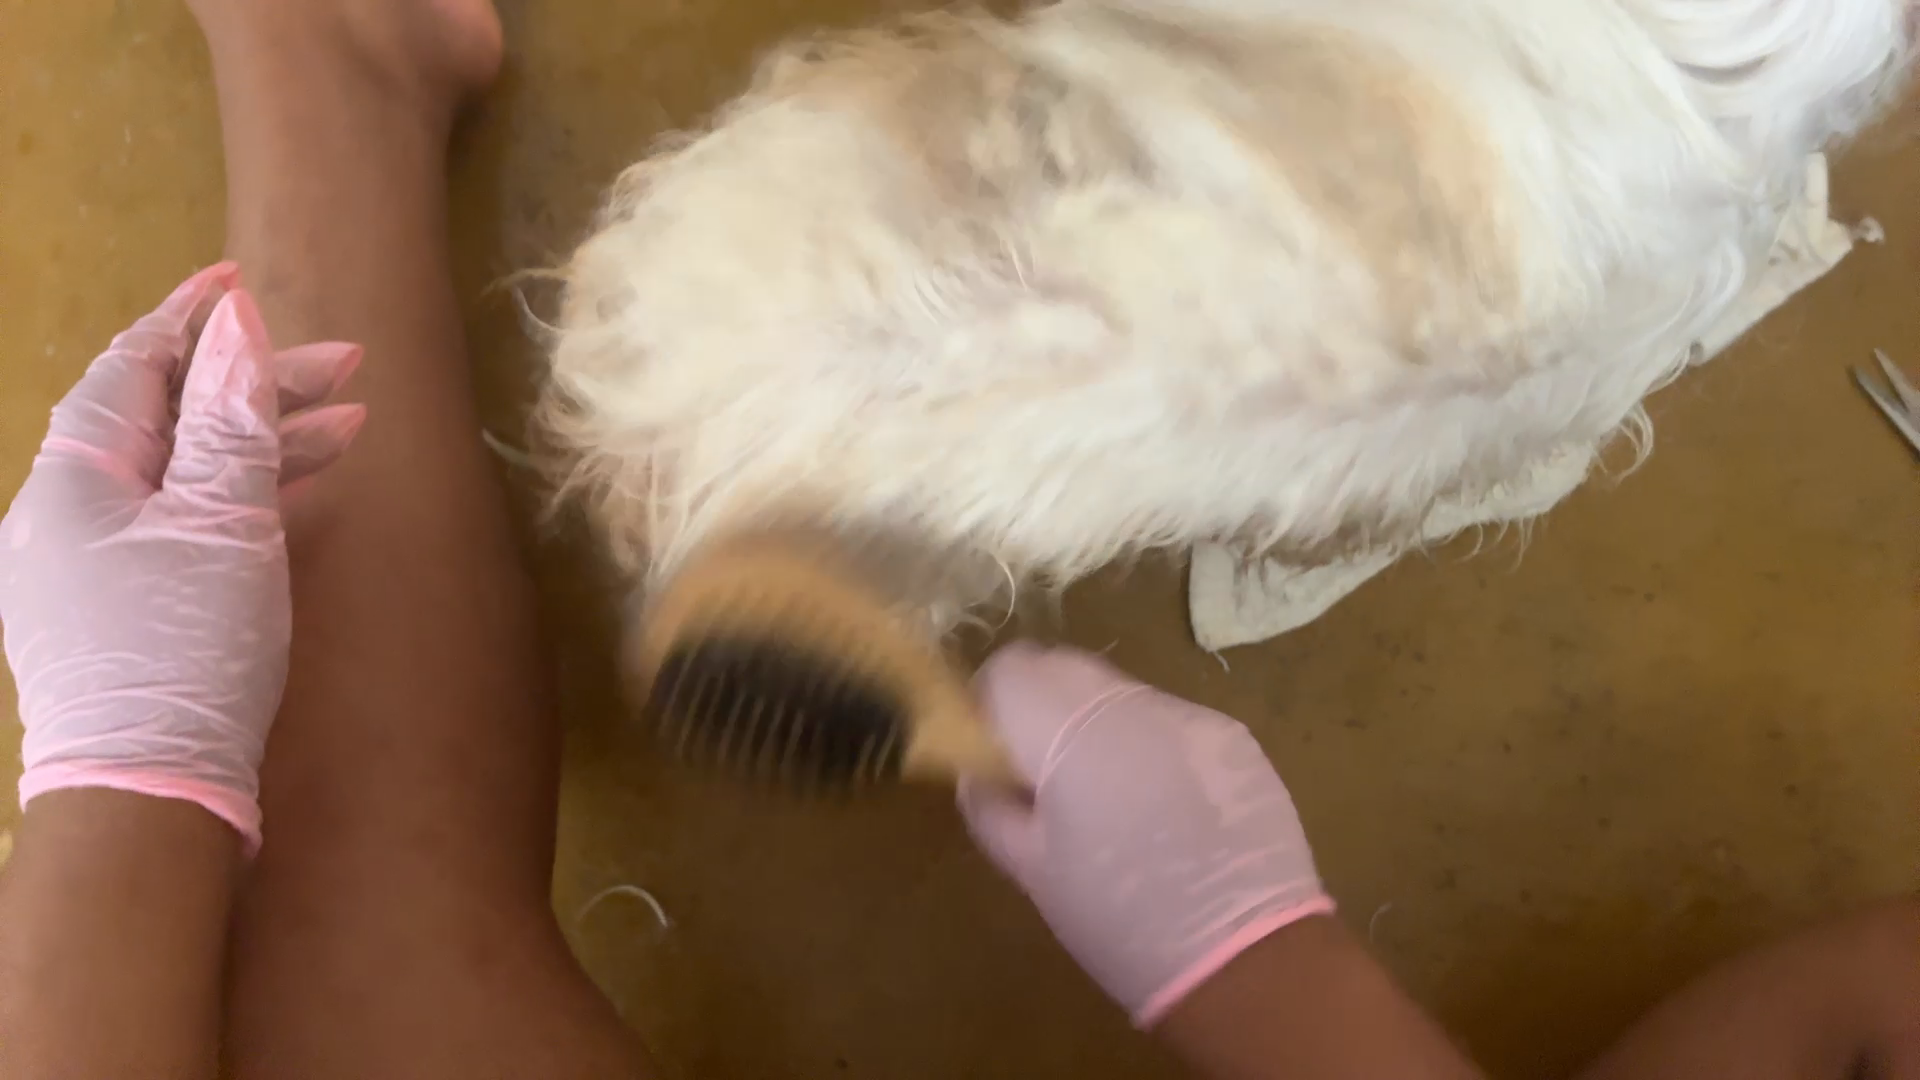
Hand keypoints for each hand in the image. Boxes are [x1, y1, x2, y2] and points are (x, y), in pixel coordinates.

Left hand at [0, 263, 364, 851]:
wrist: (155, 772)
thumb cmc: (186, 640)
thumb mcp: (224, 523)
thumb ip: (234, 428)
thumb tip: (240, 333)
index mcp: (76, 481)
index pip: (135, 372)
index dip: (189, 323)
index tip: (241, 285)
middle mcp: (76, 509)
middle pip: (174, 419)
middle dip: (259, 385)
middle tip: (348, 366)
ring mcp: (107, 554)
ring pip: (195, 469)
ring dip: (270, 439)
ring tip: (351, 422)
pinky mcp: (144, 593)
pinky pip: (200, 515)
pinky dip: (254, 490)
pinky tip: (302, 485)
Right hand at [960, 643, 1334, 1026]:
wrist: (1251, 965)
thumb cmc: (1120, 921)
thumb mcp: (1030, 869)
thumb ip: (987, 803)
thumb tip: (976, 770)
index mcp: (1071, 734)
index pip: (1010, 668)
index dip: (991, 699)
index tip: (993, 744)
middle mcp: (1131, 705)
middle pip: (1062, 664)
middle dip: (1039, 702)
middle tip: (1041, 765)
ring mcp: (1188, 714)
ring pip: (1116, 688)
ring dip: (1094, 719)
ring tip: (1105, 787)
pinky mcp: (1231, 733)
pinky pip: (1165, 715)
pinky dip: (1144, 739)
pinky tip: (1160, 799)